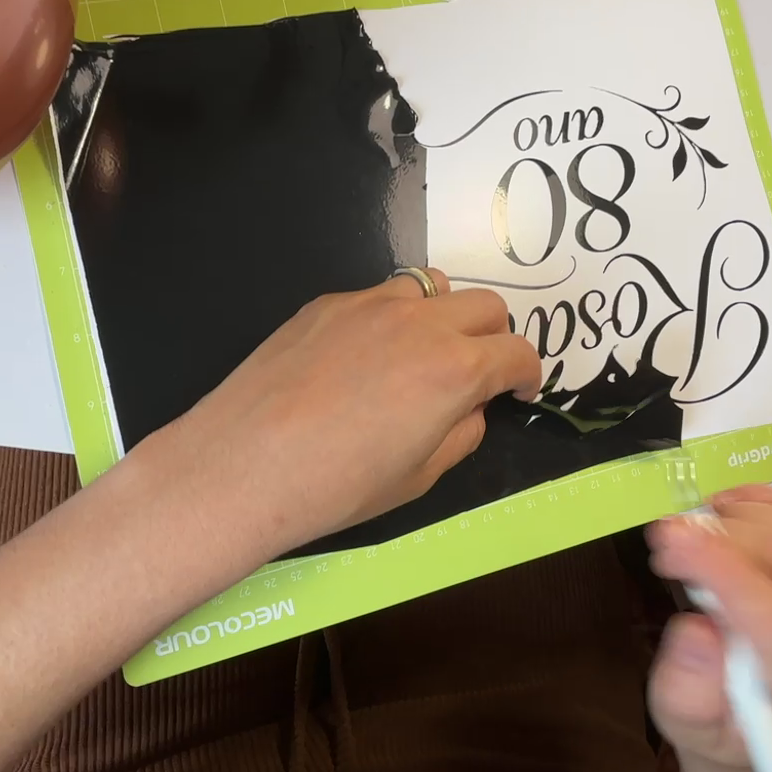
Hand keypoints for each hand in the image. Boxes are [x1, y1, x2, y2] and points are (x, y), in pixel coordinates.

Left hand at [145, 269, 540, 551]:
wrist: (245, 463)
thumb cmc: (339, 485)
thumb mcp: (420, 476)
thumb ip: (461, 432)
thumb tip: (469, 407)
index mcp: (456, 368)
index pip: (518, 352)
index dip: (527, 374)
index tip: (518, 392)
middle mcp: (420, 322)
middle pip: (485, 304)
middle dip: (494, 338)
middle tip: (475, 374)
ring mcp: (370, 304)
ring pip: (432, 285)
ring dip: (443, 316)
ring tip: (421, 352)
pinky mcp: (327, 303)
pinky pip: (378, 296)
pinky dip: (391, 318)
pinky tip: (359, 358)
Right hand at [645, 485, 771, 769]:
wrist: (741, 718)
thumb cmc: (710, 721)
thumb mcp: (679, 718)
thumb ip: (687, 685)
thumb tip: (697, 629)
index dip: (724, 570)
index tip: (669, 541)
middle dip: (724, 536)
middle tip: (666, 539)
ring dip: (739, 518)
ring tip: (692, 534)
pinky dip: (760, 502)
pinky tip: (723, 513)